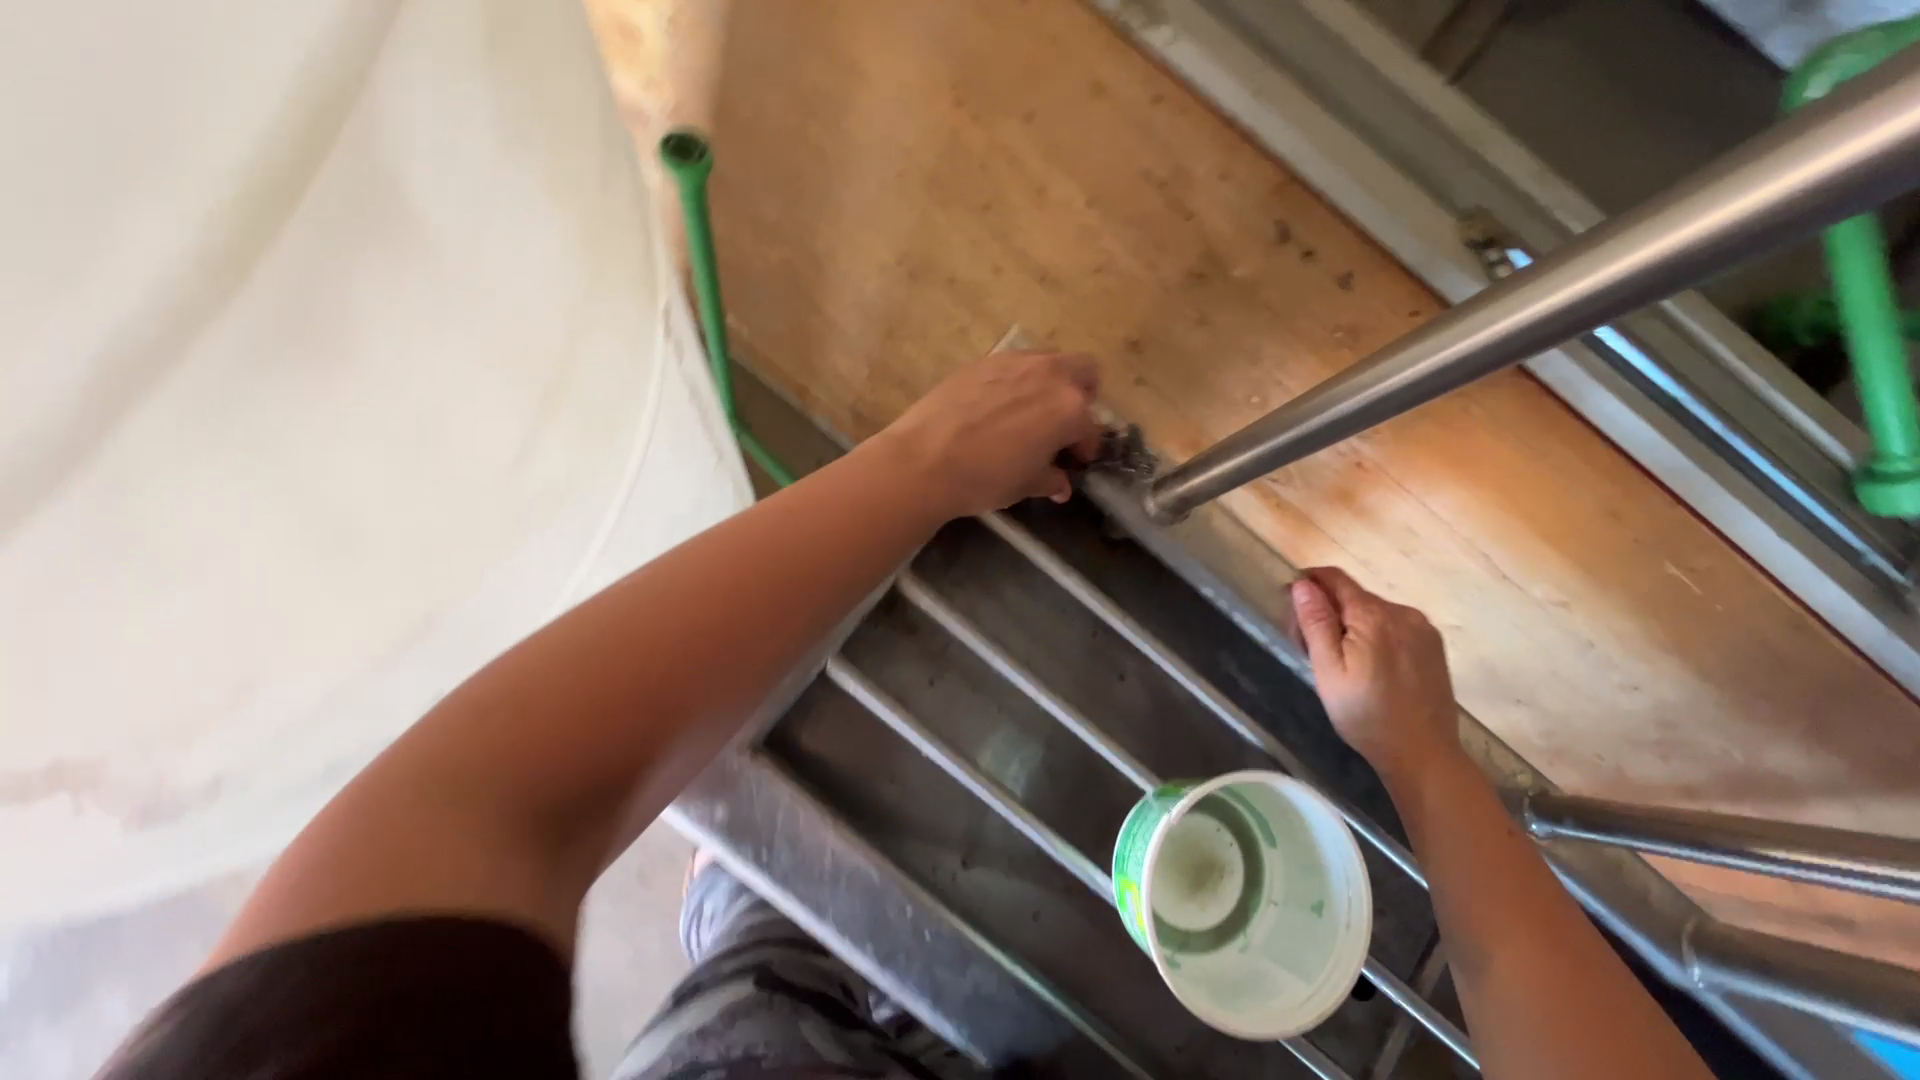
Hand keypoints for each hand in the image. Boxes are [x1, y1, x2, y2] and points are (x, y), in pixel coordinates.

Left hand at [874, 349, 1102, 517]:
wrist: (923, 460)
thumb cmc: (984, 478)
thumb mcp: (1025, 485)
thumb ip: (1050, 479)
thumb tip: (1060, 483)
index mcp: (1070, 409)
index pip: (1090, 427)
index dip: (1085, 447)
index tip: (1075, 460)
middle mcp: (1050, 375)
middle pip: (1083, 372)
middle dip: (1081, 396)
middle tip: (1062, 424)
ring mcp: (1015, 362)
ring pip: (1048, 361)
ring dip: (1050, 383)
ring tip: (1031, 413)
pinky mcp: (983, 360)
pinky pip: (1014, 364)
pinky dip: (1017, 381)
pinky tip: (997, 407)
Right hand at [1291, 567, 1463, 784]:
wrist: (1422, 753)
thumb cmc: (1365, 714)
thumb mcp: (1328, 670)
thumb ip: (1315, 623)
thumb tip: (1302, 584)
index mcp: (1373, 615)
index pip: (1335, 579)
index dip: (1308, 582)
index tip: (1288, 600)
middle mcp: (1402, 612)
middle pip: (1353, 596)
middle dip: (1326, 610)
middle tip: (1308, 647)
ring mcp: (1422, 629)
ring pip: (1373, 611)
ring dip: (1350, 623)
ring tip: (1339, 661)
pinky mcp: (1432, 646)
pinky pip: (1393, 626)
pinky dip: (1373, 634)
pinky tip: (1368, 666)